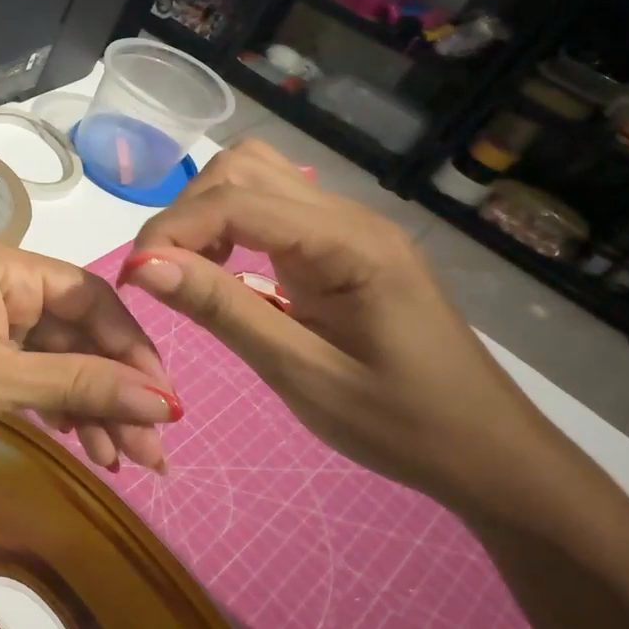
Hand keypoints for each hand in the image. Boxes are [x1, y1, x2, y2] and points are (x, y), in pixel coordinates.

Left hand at [0, 235, 179, 470]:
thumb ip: (81, 384)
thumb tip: (163, 400)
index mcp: (5, 264)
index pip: (90, 296)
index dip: (132, 348)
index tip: (166, 405)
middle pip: (75, 331)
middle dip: (113, 389)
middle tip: (152, 454)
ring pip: (53, 355)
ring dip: (87, 403)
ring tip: (121, 461)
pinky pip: (25, 369)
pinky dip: (51, 402)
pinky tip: (80, 440)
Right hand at [118, 140, 566, 510]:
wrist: (495, 458)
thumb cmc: (404, 426)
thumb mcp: (302, 375)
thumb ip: (222, 310)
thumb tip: (142, 265)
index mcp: (349, 244)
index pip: (234, 202)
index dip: (172, 230)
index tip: (134, 278)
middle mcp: (350, 216)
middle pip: (242, 169)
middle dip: (187, 212)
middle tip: (162, 273)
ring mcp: (350, 225)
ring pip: (255, 175)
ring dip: (207, 210)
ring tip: (191, 267)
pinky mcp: (344, 242)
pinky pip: (273, 204)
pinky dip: (231, 222)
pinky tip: (225, 266)